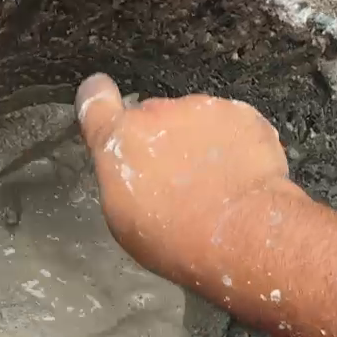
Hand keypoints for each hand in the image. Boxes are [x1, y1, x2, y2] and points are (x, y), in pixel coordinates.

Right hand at [74, 73, 314, 295]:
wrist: (241, 233)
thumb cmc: (175, 237)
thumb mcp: (124, 219)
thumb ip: (119, 177)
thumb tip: (129, 168)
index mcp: (120, 139)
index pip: (95, 99)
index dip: (98, 102)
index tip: (103, 108)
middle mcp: (157, 113)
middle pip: (150, 117)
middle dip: (157, 141)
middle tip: (171, 182)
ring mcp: (202, 108)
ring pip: (191, 121)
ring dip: (195, 145)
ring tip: (208, 186)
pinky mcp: (241, 114)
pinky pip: (228, 125)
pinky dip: (229, 146)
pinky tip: (235, 179)